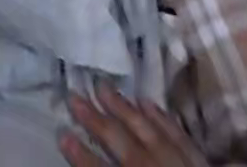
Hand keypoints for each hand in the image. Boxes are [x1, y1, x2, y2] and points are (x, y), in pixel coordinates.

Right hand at [62, 84, 207, 166]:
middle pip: (127, 150)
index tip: (62, 133)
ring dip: (127, 112)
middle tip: (74, 96)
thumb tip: (87, 154)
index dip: (83, 158)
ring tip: (105, 87)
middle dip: (99, 123)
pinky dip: (165, 121)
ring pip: (153, 137)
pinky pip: (184, 141)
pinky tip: (148, 103)